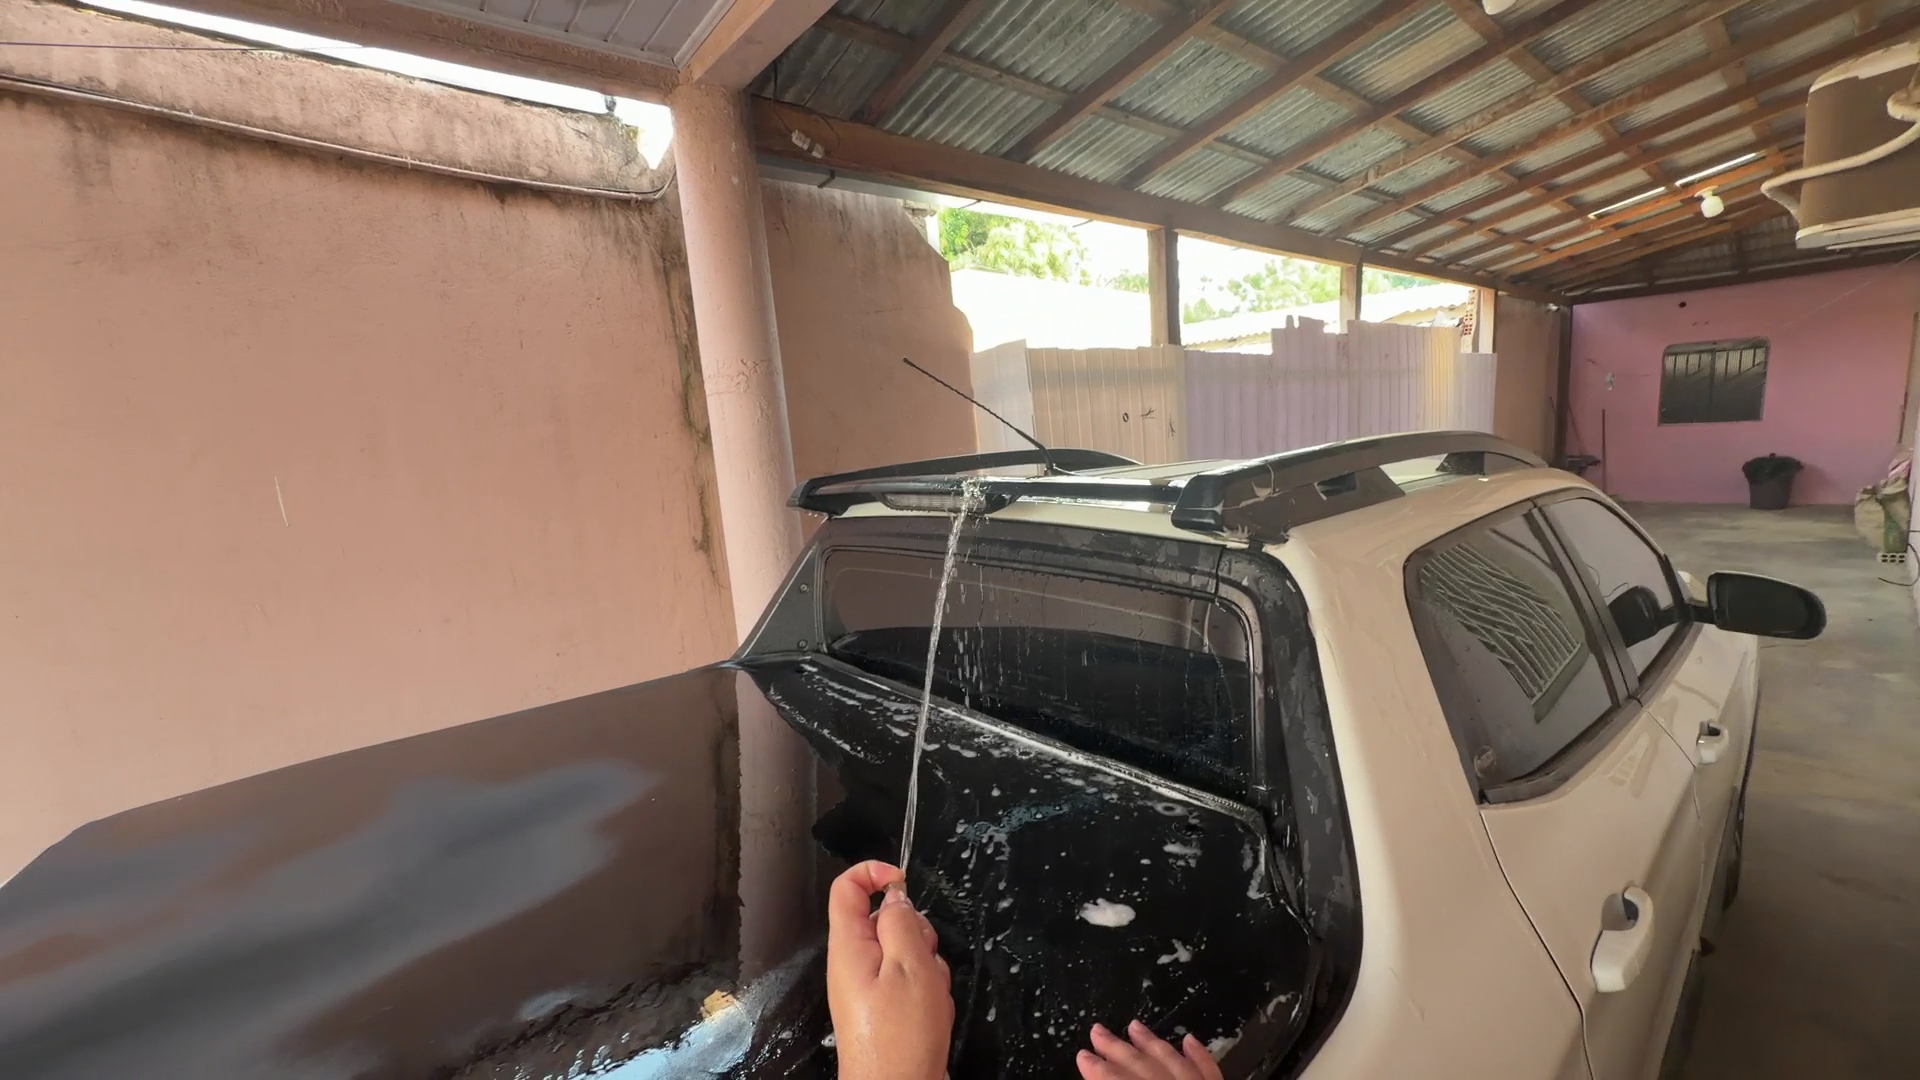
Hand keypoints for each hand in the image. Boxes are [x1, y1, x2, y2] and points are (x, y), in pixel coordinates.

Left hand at [826, 860, 953, 1079]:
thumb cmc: (900, 1036)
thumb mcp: (908, 967)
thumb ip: (902, 922)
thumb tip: (896, 897)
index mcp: (849, 946)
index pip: (847, 887)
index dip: (874, 872)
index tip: (904, 882)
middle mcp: (855, 962)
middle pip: (886, 918)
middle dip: (916, 931)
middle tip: (923, 959)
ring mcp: (871, 986)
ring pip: (906, 949)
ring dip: (927, 965)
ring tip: (929, 996)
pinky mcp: (888, 1008)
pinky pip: (912, 980)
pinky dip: (928, 990)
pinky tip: (931, 1013)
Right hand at [1076, 1020, 1225, 1079]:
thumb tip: (1097, 1076)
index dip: (1098, 1070)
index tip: (1082, 1054)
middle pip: (1143, 1069)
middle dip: (1118, 1049)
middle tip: (1097, 1030)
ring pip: (1174, 1063)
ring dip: (1152, 1044)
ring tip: (1134, 1025)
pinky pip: (1211, 1073)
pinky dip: (1200, 1056)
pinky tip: (1189, 1039)